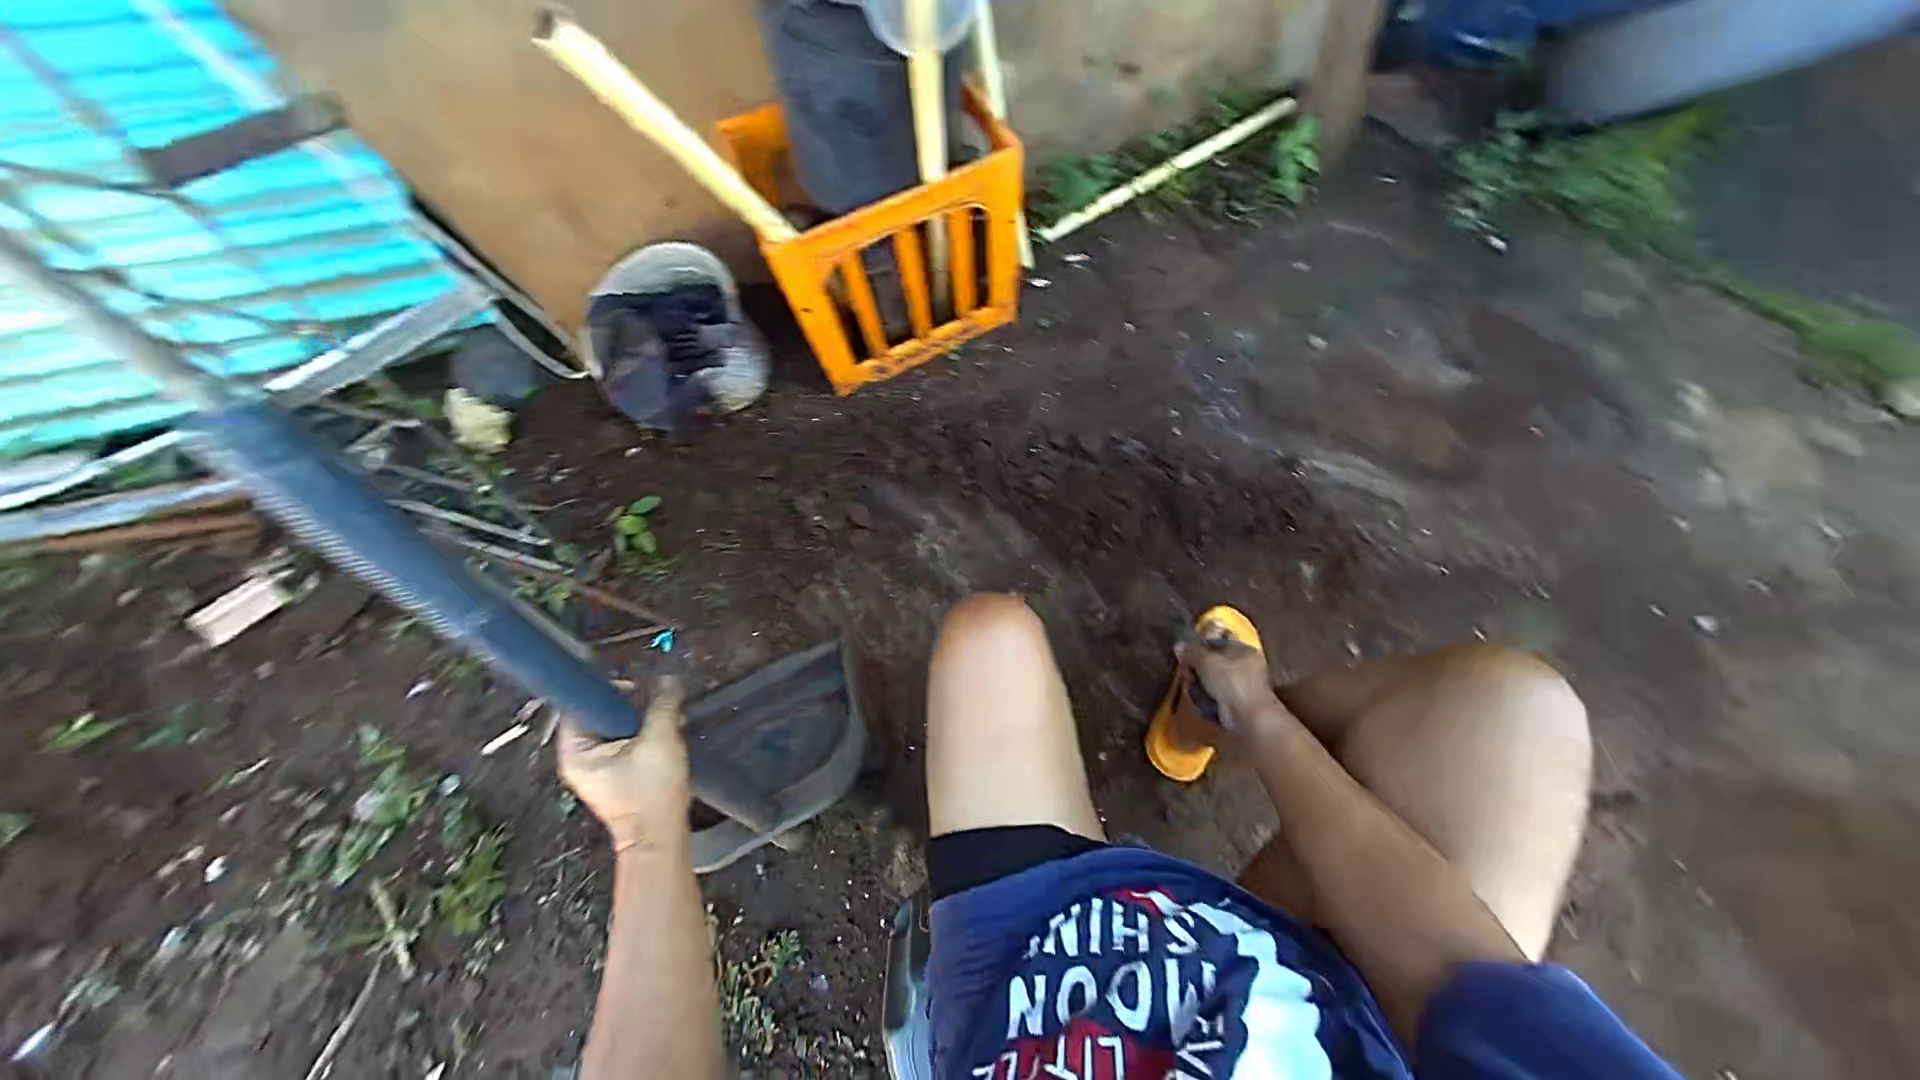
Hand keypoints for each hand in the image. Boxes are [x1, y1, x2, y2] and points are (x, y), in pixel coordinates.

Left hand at [558, 676, 690, 853]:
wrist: (661, 835)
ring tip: (666, 721)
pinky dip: (645, 736)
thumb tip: (667, 678)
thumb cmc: (652, 792)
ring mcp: (597, 769)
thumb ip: (663, 704)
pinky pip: (627, 743)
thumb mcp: (660, 739)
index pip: (580, 705)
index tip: (633, 685)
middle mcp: (580, 759)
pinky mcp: (616, 775)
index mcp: (576, 752)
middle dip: (632, 707)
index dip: (606, 690)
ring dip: (643, 721)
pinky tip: (667, 736)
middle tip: (655, 705)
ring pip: (618, 729)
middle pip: (601, 715)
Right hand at [1174, 637, 1285, 735]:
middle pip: (1212, 661)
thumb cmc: (1230, 682)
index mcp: (1244, 650)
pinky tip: (1199, 699)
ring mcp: (1239, 687)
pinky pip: (1212, 696)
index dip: (1200, 645)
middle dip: (1196, 667)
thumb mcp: (1206, 660)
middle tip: (1187, 672)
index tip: (1185, 652)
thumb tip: (1178, 645)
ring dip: (1198, 684)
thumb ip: (1191, 651)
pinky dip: (1204, 698)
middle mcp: (1244, 666)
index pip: (1218, 641)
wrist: (1247, 718)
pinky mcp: (1233, 704)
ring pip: (1210, 680)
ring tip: (1191, 687)